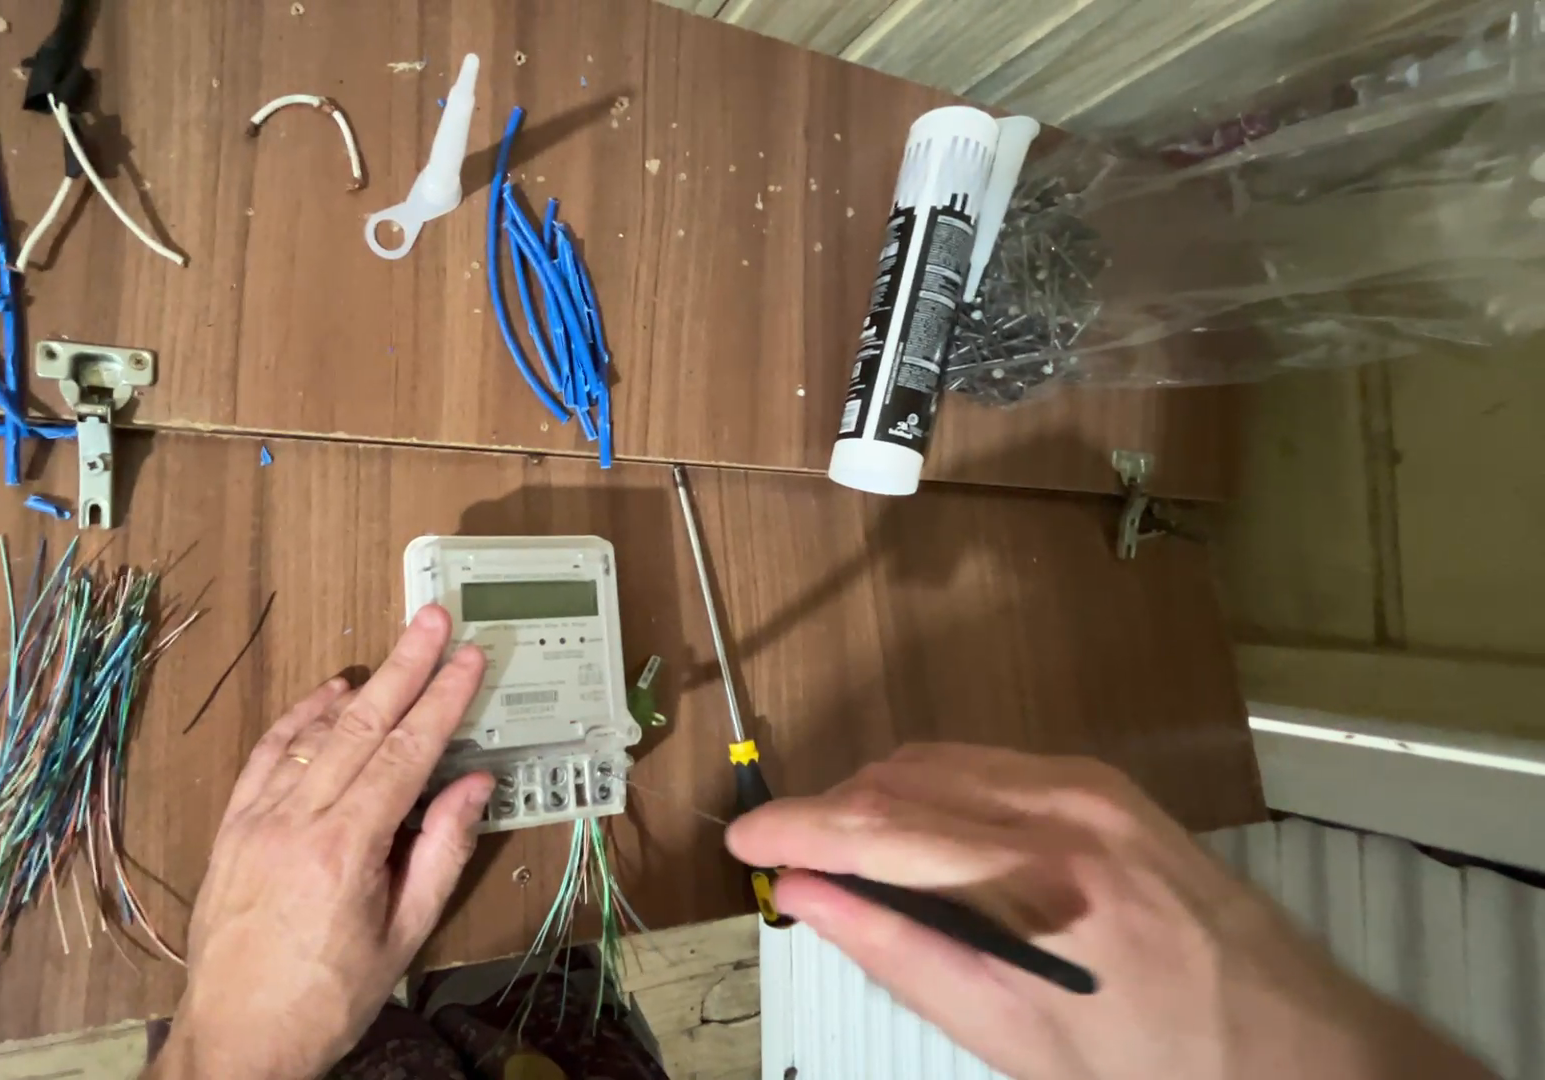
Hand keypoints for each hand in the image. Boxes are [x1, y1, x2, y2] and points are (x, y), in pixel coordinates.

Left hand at [150, 605, 493, 1079]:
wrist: (233, 1046)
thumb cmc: (328, 998)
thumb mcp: (404, 934)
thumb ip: (442, 850)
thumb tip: (474, 784)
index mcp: (346, 850)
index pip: (407, 753)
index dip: (443, 699)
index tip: (467, 659)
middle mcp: (297, 820)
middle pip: (363, 723)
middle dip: (406, 664)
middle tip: (432, 620)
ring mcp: (257, 817)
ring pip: (318, 731)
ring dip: (364, 685)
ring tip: (399, 650)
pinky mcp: (233, 824)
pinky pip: (268, 753)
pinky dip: (302, 716)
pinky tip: (331, 694)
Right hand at [727, 744, 1492, 1079]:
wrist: (1313, 1056)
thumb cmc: (1159, 1073)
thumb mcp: (1018, 1043)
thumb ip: (899, 953)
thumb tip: (801, 893)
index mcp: (1046, 883)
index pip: (884, 832)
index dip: (798, 828)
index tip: (741, 840)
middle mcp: (1061, 806)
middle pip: (898, 780)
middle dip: (830, 815)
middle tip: (799, 864)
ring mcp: (1082, 780)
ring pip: (927, 761)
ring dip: (871, 800)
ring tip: (856, 854)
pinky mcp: (1092, 775)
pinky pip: (971, 762)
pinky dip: (920, 790)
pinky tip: (921, 836)